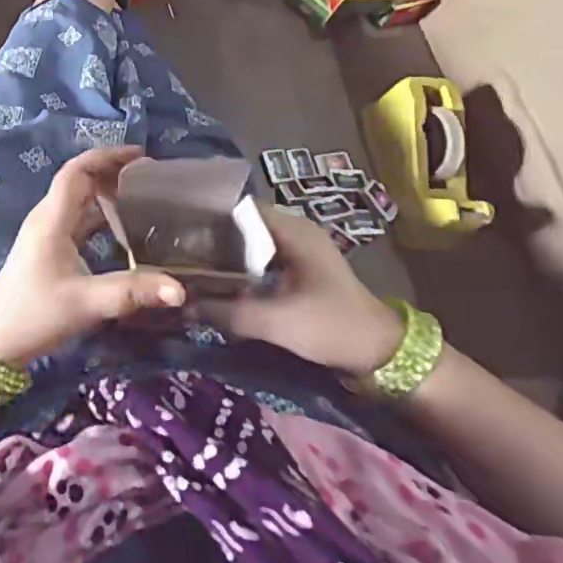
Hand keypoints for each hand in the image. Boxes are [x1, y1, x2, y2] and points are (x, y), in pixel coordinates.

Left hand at [0, 146, 186, 366]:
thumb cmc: (34, 315)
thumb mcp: (85, 303)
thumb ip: (131, 292)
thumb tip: (180, 290)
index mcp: (51, 219)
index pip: (77, 171)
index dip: (107, 156)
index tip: (140, 156)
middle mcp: (48, 219)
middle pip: (80, 181)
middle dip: (113, 173)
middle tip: (151, 179)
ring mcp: (47, 235)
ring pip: (80, 202)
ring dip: (107, 195)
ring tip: (145, 199)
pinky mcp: (50, 251)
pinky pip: (79, 222)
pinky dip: (101, 217)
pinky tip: (125, 231)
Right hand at [193, 210, 402, 377]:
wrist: (380, 354)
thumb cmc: (332, 327)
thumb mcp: (276, 322)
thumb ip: (227, 313)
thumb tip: (184, 305)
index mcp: (294, 230)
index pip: (240, 208)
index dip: (210, 219)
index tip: (183, 236)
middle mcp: (296, 231)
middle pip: (243, 226)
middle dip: (214, 241)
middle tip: (182, 256)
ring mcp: (300, 250)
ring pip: (251, 244)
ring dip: (227, 258)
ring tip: (194, 270)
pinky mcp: (300, 270)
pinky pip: (261, 260)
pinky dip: (241, 270)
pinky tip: (221, 286)